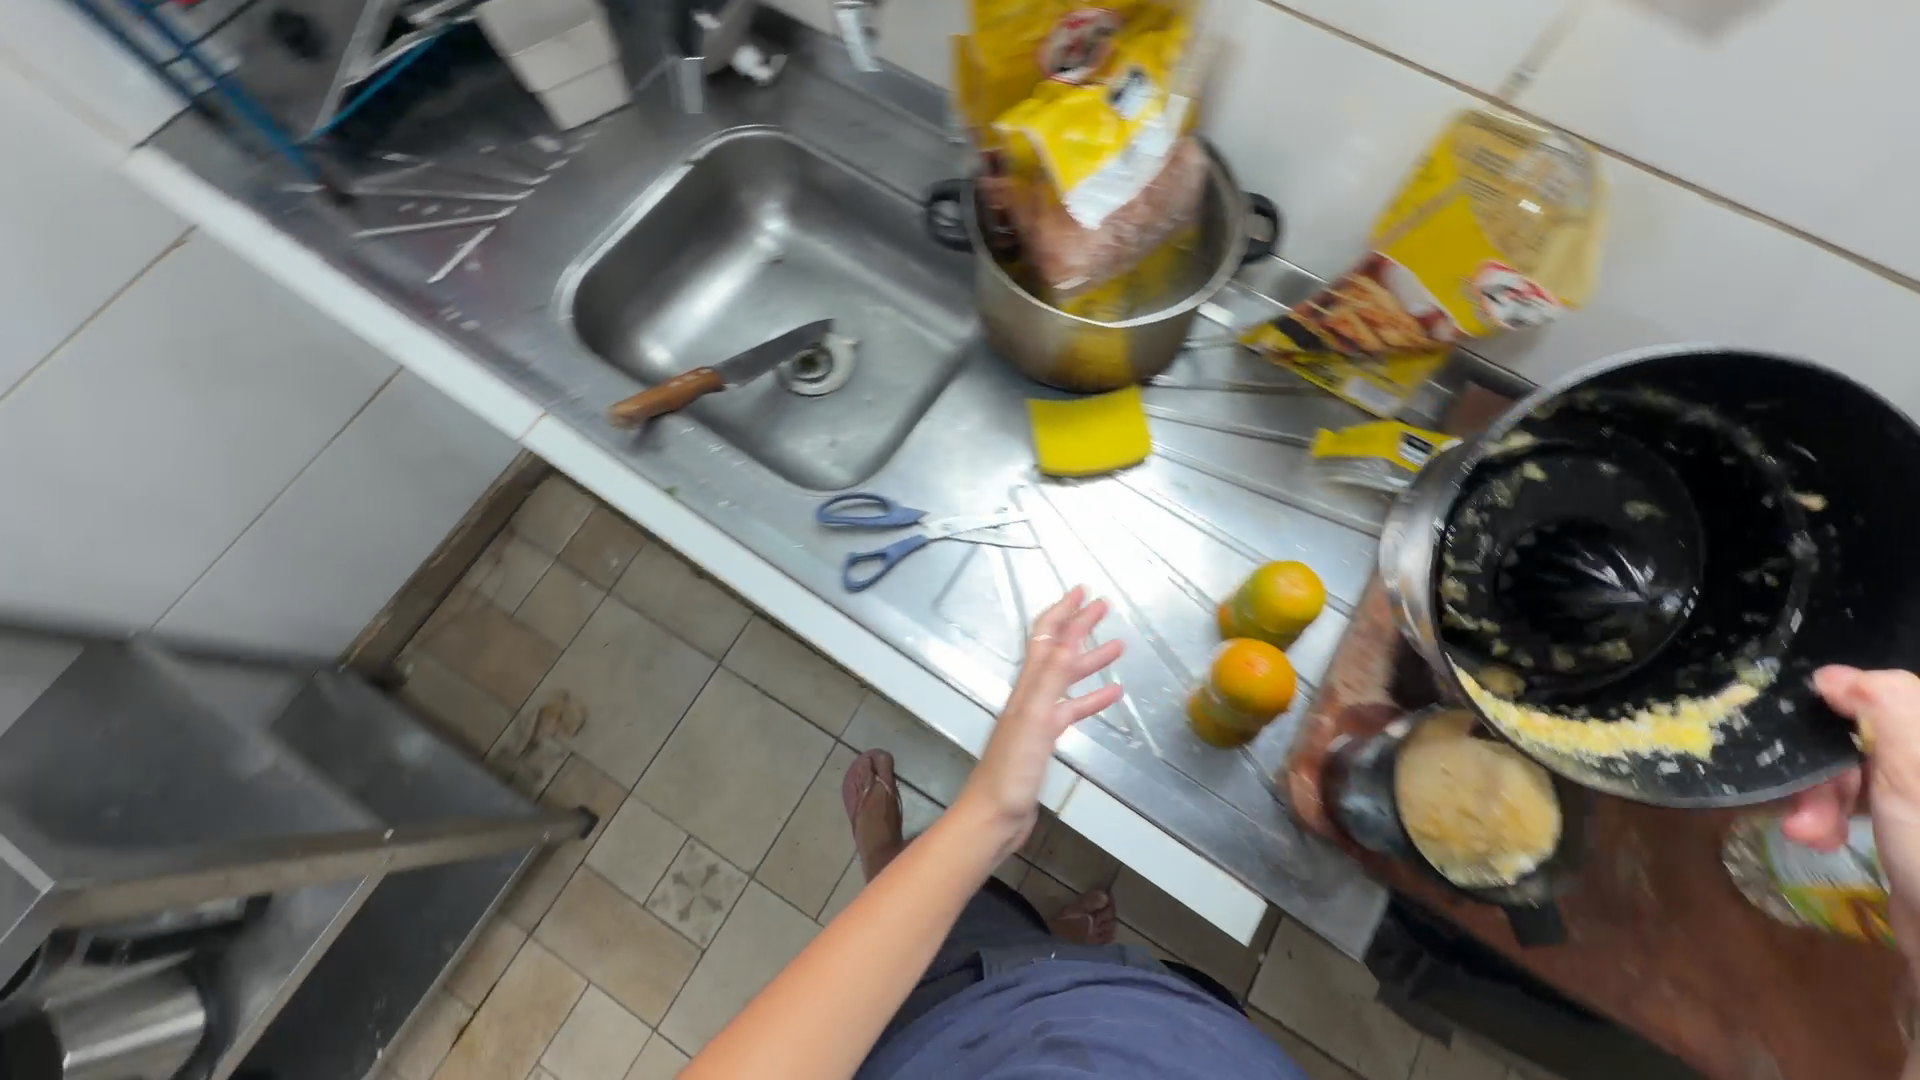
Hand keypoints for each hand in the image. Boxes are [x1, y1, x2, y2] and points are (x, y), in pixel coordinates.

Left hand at [956, 587, 1124, 856]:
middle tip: (1104, 608)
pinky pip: (1073, 709)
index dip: (1063, 612)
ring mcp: (1038, 717)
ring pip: (1068, 679)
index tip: (1083, 591)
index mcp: (1027, 687)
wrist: (994, 815)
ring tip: (1119, 646)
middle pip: (1057, 651)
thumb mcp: (1034, 720)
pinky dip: (1092, 699)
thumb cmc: (1011, 770)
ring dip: (1090, 659)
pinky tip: (1113, 694)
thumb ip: (1051, 679)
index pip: (1045, 637)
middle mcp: (1030, 695)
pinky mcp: (1046, 739)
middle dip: (1079, 627)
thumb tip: (1068, 636)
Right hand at [1783, 666, 1919, 966]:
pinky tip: (1814, 836)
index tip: (1814, 717)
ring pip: (1856, 770)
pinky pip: (1855, 799)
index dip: (1854, 701)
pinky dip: (1826, 814)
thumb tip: (1835, 674)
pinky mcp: (1910, 829)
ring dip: (1817, 796)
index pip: (1899, 698)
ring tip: (1806, 832)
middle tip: (1806, 802)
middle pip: (1872, 738)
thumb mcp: (1917, 778)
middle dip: (1826, 768)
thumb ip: (1888, 712)